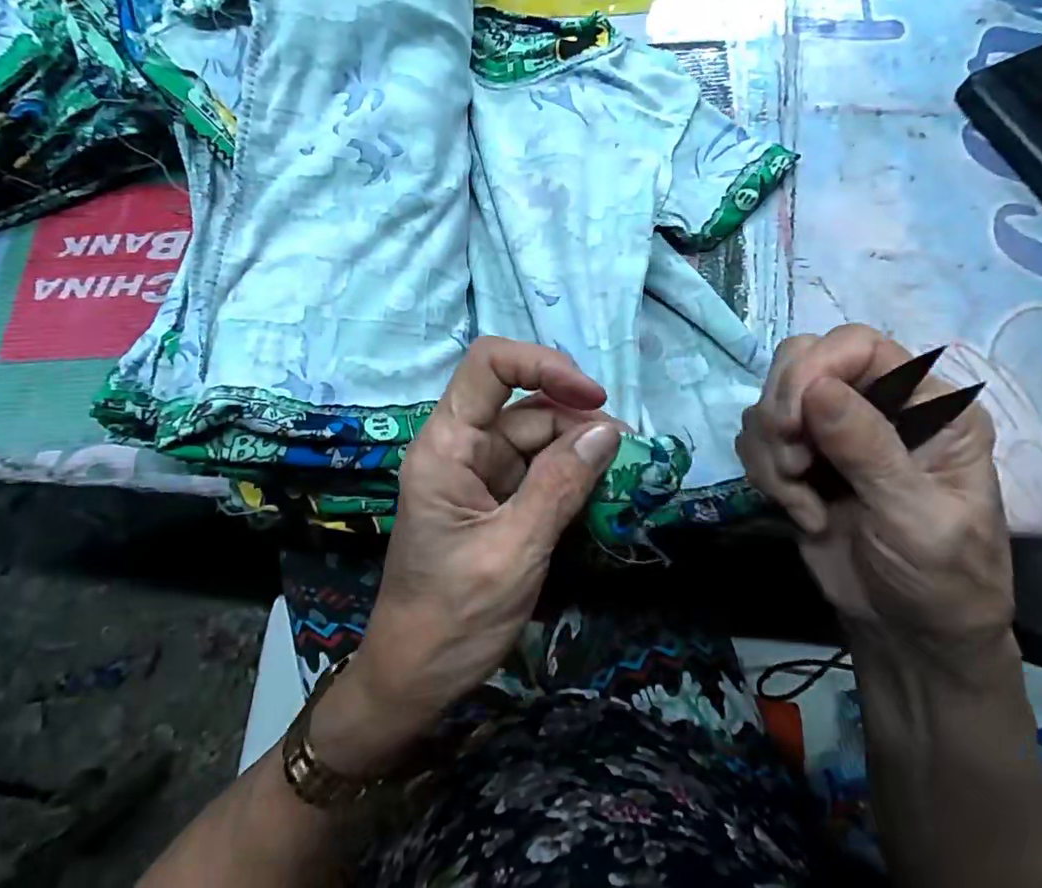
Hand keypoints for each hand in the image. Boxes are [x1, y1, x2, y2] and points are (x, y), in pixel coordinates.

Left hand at [311, 338, 622, 773]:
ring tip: (620, 475)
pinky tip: (598, 494)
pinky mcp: (491, 503)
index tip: (593, 397)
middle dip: (575, 421)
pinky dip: (567, 478)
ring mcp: (475, 476)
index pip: (488, 366)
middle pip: (521, 406)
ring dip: (577, 451)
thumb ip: (561, 484)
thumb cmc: (454, 615)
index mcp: (446, 446)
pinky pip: (534, 473)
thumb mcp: (516, 548)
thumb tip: (608, 430)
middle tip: (626, 454)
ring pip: (534, 440)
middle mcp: (458, 449)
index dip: (542, 364)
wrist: (415, 677)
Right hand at [736, 324, 1013, 672]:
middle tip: (791, 460)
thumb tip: (819, 389)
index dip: (816, 367)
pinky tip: (799, 510)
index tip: (791, 418)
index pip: (860, 346)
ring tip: (801, 499)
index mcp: (929, 407)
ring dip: (772, 452)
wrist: (907, 633)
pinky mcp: (799, 459)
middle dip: (782, 409)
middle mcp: (877, 407)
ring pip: (770, 403)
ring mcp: (833, 432)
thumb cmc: (941, 578)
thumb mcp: (917, 518)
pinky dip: (763, 474)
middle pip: (802, 360)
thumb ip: (870, 451)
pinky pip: (755, 440)